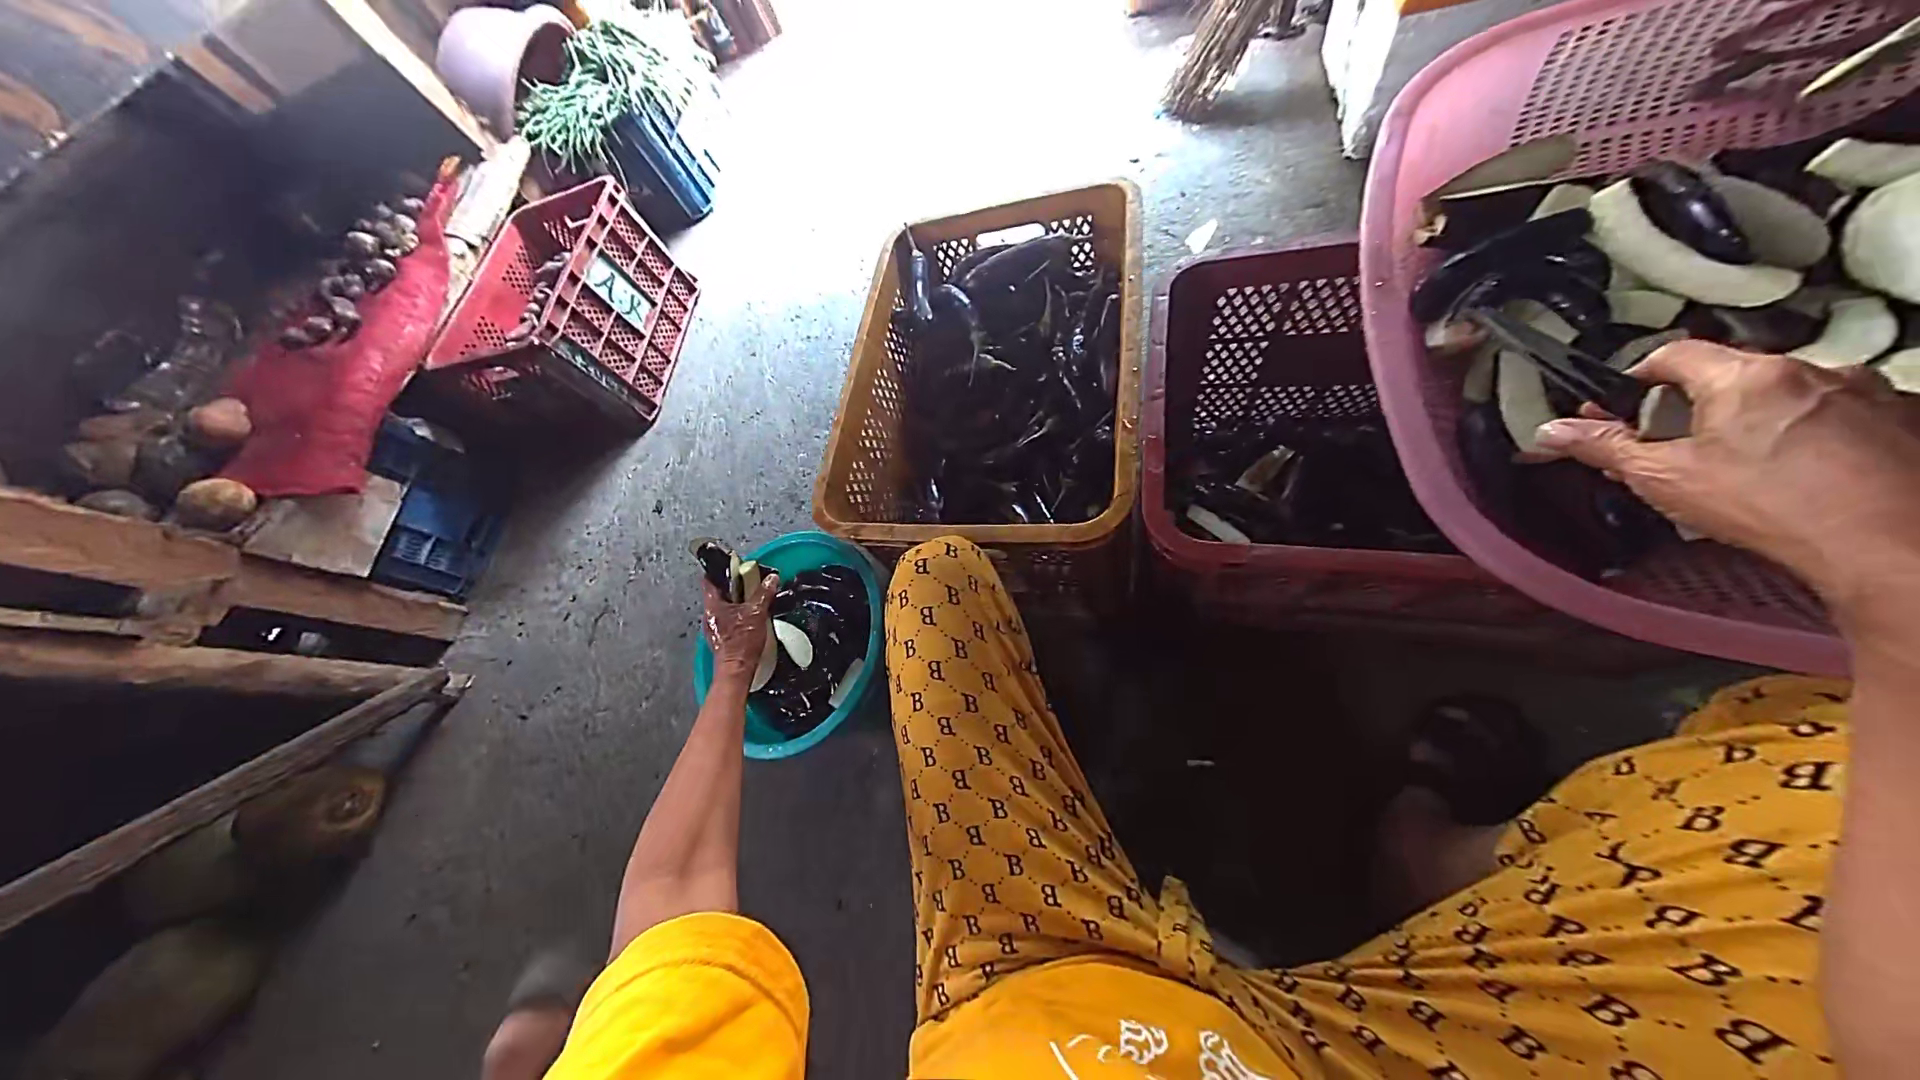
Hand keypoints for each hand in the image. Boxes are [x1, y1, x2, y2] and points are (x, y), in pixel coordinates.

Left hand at [702, 572, 778, 680]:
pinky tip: (751, 617)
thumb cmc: (742, 642)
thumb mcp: (757, 613)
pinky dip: (738, 614)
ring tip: (753, 599)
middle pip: (718, 592)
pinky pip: (728, 618)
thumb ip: (764, 593)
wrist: (737, 670)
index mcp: (713, 604)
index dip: (721, 569)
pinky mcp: (721, 636)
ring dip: (737, 601)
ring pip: (724, 606)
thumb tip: (771, 578)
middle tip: (749, 582)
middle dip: (734, 586)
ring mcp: (714, 626)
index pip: (709, 579)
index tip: (734, 566)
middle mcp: (709, 614)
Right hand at [1534, 341, 1919, 622]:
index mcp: (1748, 377)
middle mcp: (1815, 372)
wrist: (1890, 545)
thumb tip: (1553, 432)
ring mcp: (1869, 394)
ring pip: (1783, 397)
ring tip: (1734, 468)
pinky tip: (1793, 475)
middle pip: (1729, 376)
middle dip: (1691, 407)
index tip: (1619, 405)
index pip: (1674, 353)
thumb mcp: (1662, 477)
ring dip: (1750, 422)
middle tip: (1668, 448)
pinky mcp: (1905, 422)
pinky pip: (1836, 417)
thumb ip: (1604, 448)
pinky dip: (1806, 437)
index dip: (1636, 377)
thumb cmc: (1773, 506)